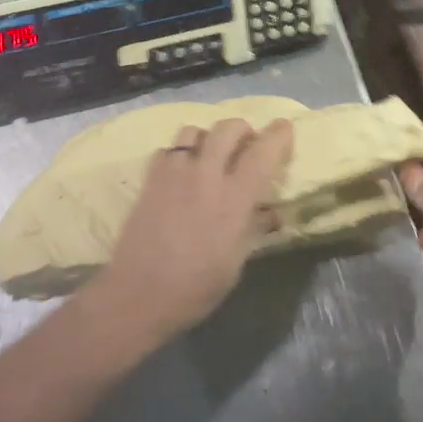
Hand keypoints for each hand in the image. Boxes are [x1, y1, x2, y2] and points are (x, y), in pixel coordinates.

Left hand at [89, 117, 293, 344]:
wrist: (138, 294)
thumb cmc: (194, 288)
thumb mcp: (235, 264)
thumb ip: (254, 230)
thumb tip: (272, 213)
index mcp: (234, 199)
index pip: (262, 153)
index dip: (277, 135)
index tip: (284, 127)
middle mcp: (205, 175)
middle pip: (228, 128)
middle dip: (243, 129)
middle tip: (247, 143)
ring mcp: (174, 173)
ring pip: (194, 131)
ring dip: (209, 137)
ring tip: (211, 154)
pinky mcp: (150, 178)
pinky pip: (168, 149)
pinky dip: (179, 153)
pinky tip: (181, 171)